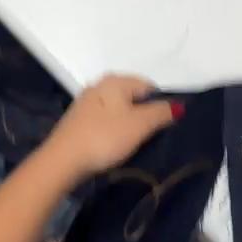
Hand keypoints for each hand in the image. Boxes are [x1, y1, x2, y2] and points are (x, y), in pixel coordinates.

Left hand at [41, 75, 180, 179]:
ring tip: (133, 144)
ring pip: (117, 110)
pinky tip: (113, 146)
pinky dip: (112, 131)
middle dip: (144, 114)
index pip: (149, 86)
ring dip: (128, 124)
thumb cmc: (105, 138)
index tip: (165, 126)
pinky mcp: (77, 121)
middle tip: (150, 137)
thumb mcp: (139, 125)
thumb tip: (178, 106)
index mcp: (116, 81)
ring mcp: (86, 103)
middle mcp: (99, 85)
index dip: (161, 104)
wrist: (63, 160)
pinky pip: (104, 121)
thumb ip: (161, 113)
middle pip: (132, 97)